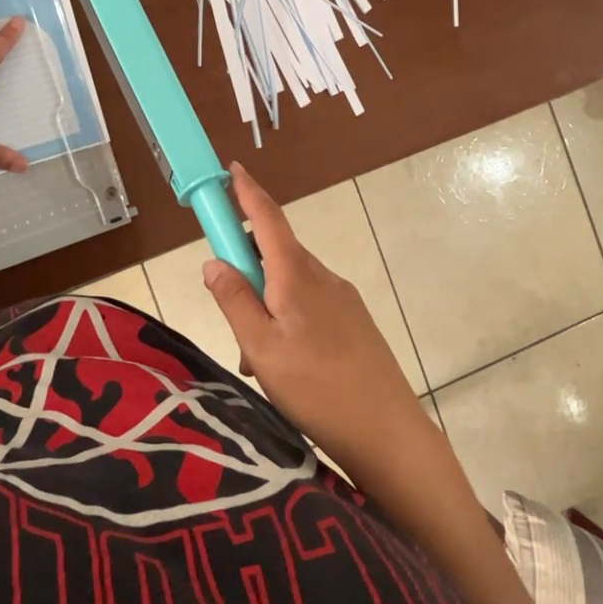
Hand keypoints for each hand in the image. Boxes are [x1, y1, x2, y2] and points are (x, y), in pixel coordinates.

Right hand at [201, 163, 414, 459]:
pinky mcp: (353, 324)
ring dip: (263, 308)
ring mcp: (342, 300)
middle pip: (273, 255)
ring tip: (257, 363)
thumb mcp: (261, 347)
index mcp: (296, 275)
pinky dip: (284, 323)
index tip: (230, 169)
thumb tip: (213, 262)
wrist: (389, 434)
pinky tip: (282, 369)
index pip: (266, 218)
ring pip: (288, 287)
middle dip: (245, 274)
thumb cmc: (317, 389)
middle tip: (230, 321)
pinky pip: (307, 307)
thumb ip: (234, 300)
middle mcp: (322, 277)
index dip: (245, 192)